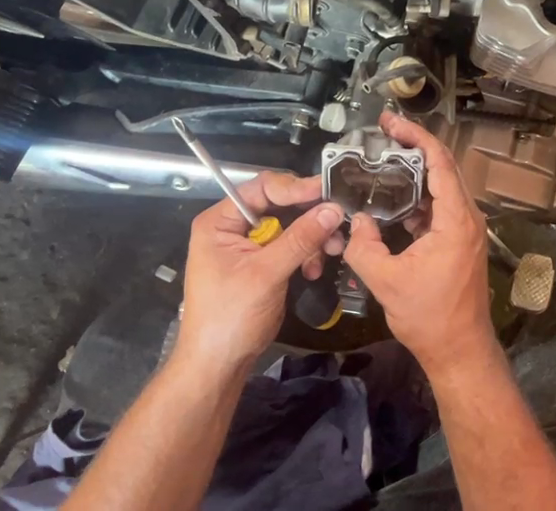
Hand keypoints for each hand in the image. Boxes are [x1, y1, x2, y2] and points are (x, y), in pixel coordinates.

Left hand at [174, 172, 344, 375]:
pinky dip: (307, 254)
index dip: (296, 188)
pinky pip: (292, 245)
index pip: (262, 188)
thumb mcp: (266, 274)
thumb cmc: (229, 317)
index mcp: (221, 222)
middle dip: (309, 217)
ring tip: (329, 253)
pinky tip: (313, 270)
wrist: (217, 367)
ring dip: (312, 238)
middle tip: (337, 224)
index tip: (327, 193)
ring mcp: (249, 246)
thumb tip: (334, 209)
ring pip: (291, 225)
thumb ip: (300, 239)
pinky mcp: (263, 263)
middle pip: (280, 205)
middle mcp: (234, 227)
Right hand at [344, 113, 493, 371]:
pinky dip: (418, 199)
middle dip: (414, 148)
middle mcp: (467, 217)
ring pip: (441, 188)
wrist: (460, 350)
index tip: (391, 122)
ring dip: (416, 174)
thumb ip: (365, 246)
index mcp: (456, 219)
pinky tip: (394, 203)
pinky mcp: (460, 242)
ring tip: (384, 164)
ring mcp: (466, 229)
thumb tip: (355, 221)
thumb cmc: (429, 316)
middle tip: (384, 135)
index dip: (416, 136)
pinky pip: (440, 208)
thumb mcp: (386, 281)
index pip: (440, 162)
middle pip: (443, 168)